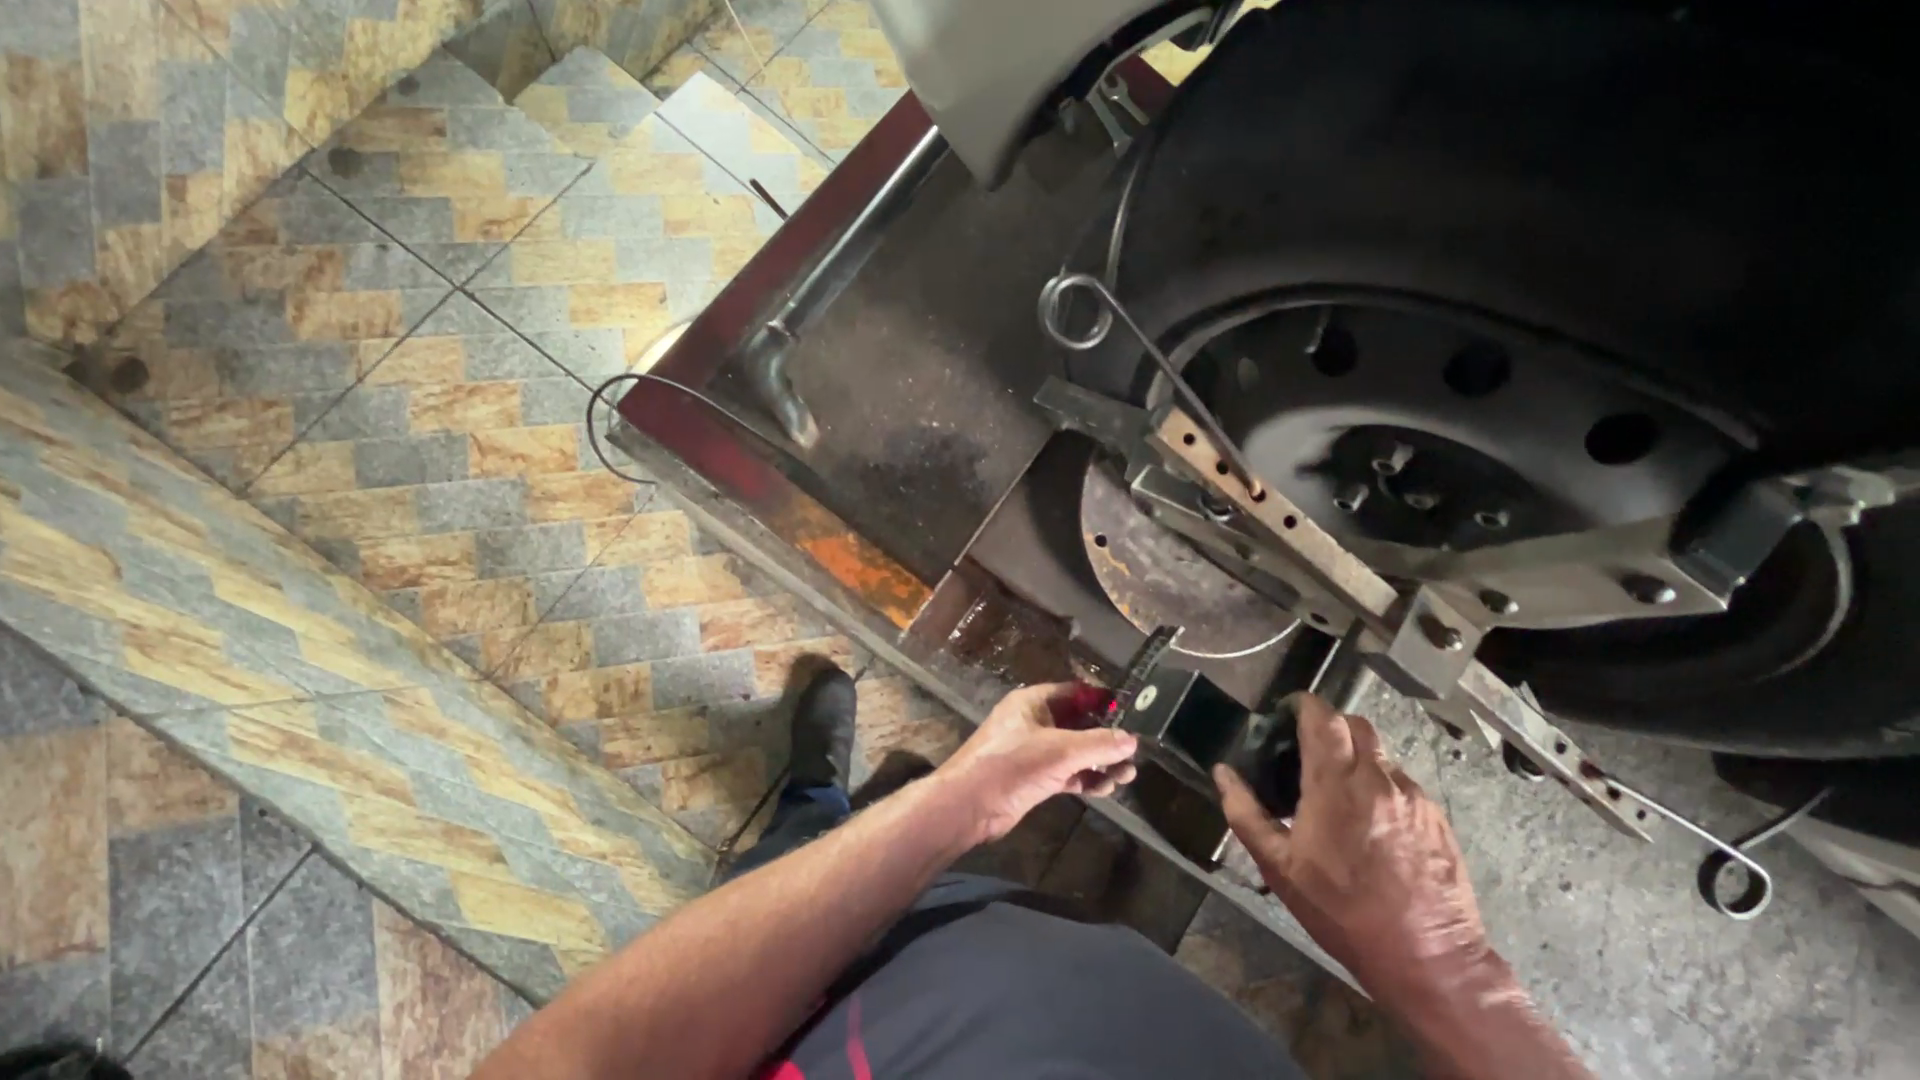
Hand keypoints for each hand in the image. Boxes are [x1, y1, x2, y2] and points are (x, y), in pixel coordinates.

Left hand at [934, 682, 1139, 844]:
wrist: (969, 806)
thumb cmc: (1011, 765)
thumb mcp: (1060, 750)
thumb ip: (1098, 744)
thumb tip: (1132, 740)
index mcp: (1033, 702)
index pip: (1075, 693)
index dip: (1103, 701)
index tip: (1133, 712)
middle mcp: (1035, 722)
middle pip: (1079, 724)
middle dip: (1107, 738)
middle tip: (1135, 752)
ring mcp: (1035, 751)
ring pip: (1076, 752)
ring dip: (1101, 762)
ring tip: (1126, 775)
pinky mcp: (1035, 777)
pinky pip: (1069, 773)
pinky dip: (1087, 779)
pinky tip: (1107, 788)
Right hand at [1214, 694, 1494, 1003]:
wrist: (1425, 955)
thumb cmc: (1341, 911)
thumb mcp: (1279, 867)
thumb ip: (1245, 813)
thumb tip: (1223, 773)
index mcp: (1335, 785)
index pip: (1323, 718)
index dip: (1304, 705)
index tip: (1287, 711)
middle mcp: (1379, 780)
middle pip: (1357, 724)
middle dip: (1330, 724)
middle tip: (1308, 746)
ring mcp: (1413, 797)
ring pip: (1382, 753)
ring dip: (1356, 755)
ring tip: (1338, 786)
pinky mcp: (1436, 816)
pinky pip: (1402, 782)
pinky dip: (1380, 783)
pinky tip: (1369, 818)